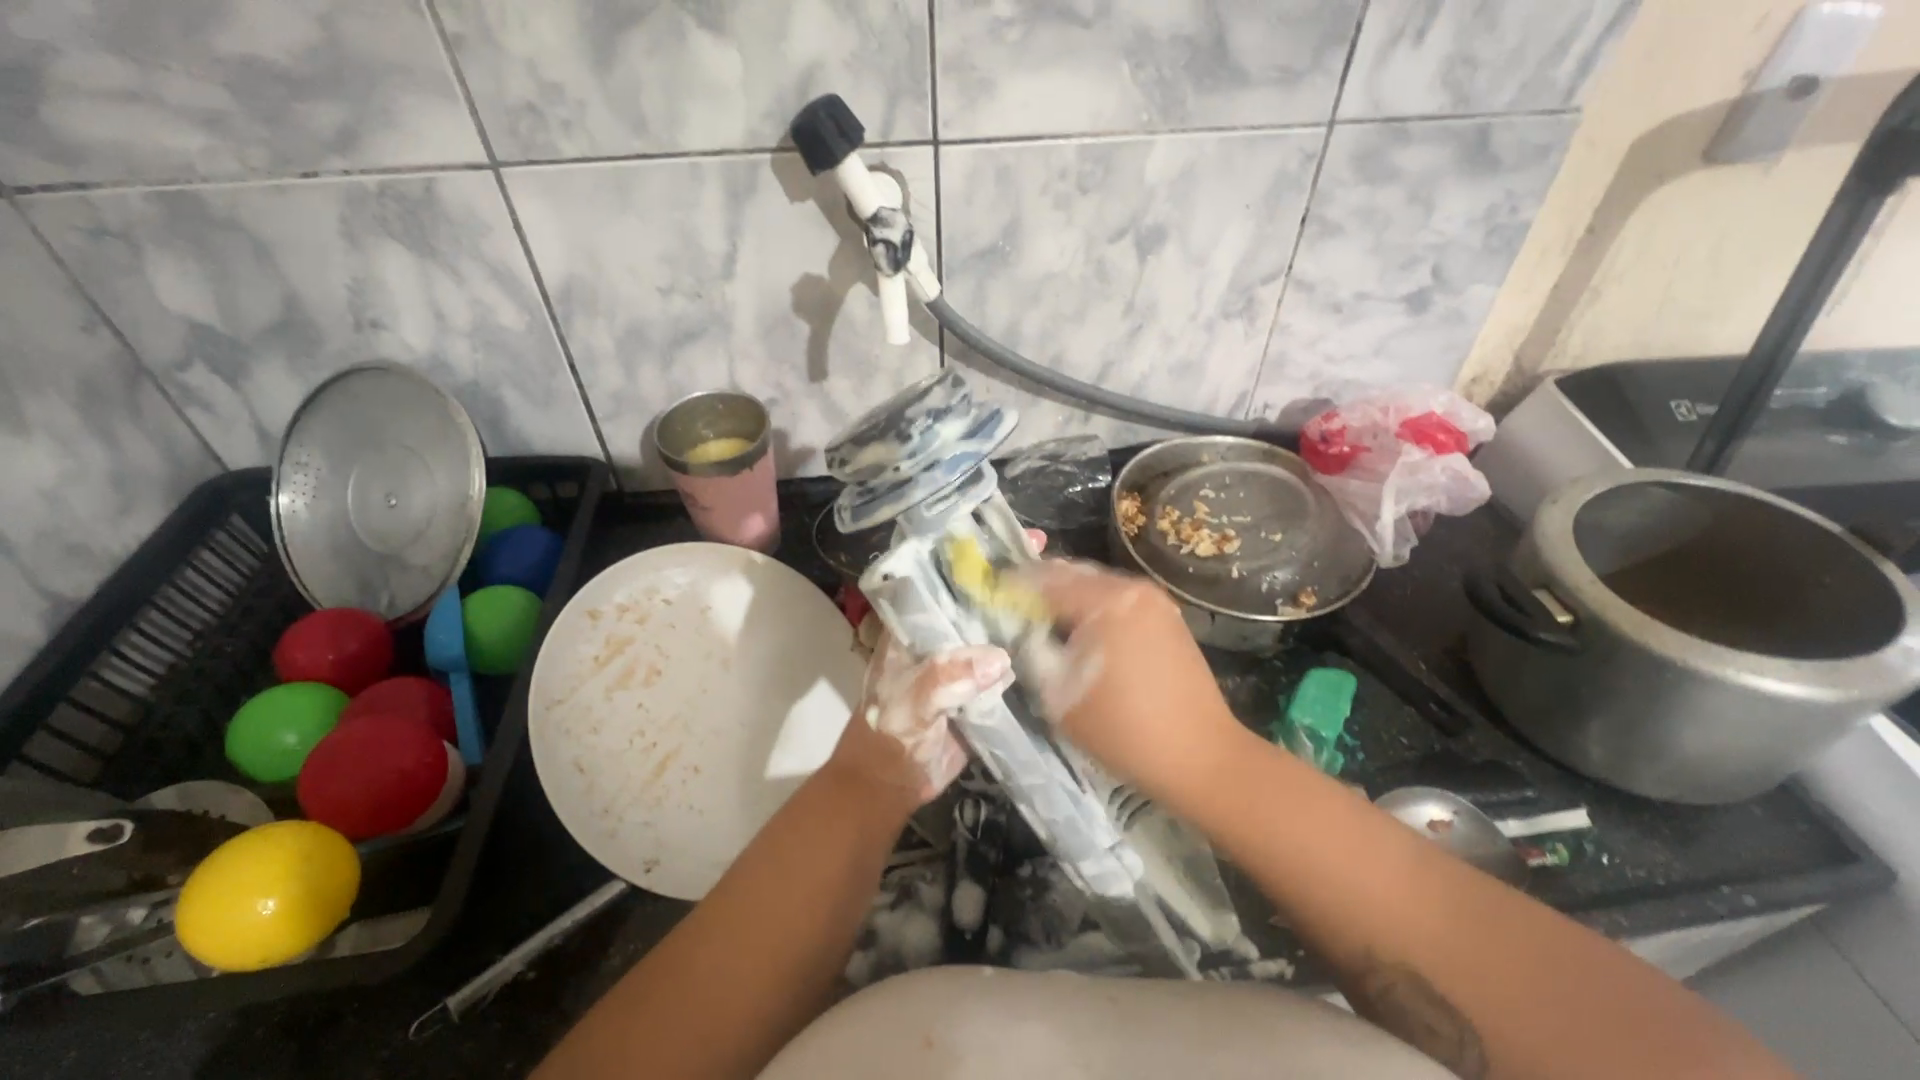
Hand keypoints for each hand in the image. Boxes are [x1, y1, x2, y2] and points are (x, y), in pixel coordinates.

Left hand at [819, 527, 1046, 810]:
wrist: (892, 785)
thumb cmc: (889, 737)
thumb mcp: (908, 705)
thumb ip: (942, 679)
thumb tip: (999, 659)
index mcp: (914, 628)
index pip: (942, 579)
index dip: (972, 554)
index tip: (1006, 537)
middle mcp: (941, 637)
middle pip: (975, 597)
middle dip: (1007, 576)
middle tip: (1049, 554)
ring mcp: (963, 663)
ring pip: (996, 628)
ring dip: (1024, 611)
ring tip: (1065, 589)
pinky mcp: (983, 690)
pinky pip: (1010, 664)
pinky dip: (1031, 652)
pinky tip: (1062, 640)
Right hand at [1016, 560, 1245, 800]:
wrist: (1201, 756)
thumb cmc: (1124, 730)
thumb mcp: (1059, 697)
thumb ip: (1033, 652)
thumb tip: (1022, 629)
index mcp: (1104, 602)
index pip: (1044, 580)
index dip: (1013, 587)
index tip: (990, 595)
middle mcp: (1131, 590)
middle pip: (1074, 575)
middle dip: (1042, 588)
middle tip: (1014, 606)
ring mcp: (1156, 602)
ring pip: (1099, 587)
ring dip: (1070, 598)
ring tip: (1045, 621)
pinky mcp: (1169, 619)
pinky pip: (1121, 602)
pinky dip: (1096, 609)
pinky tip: (1083, 634)